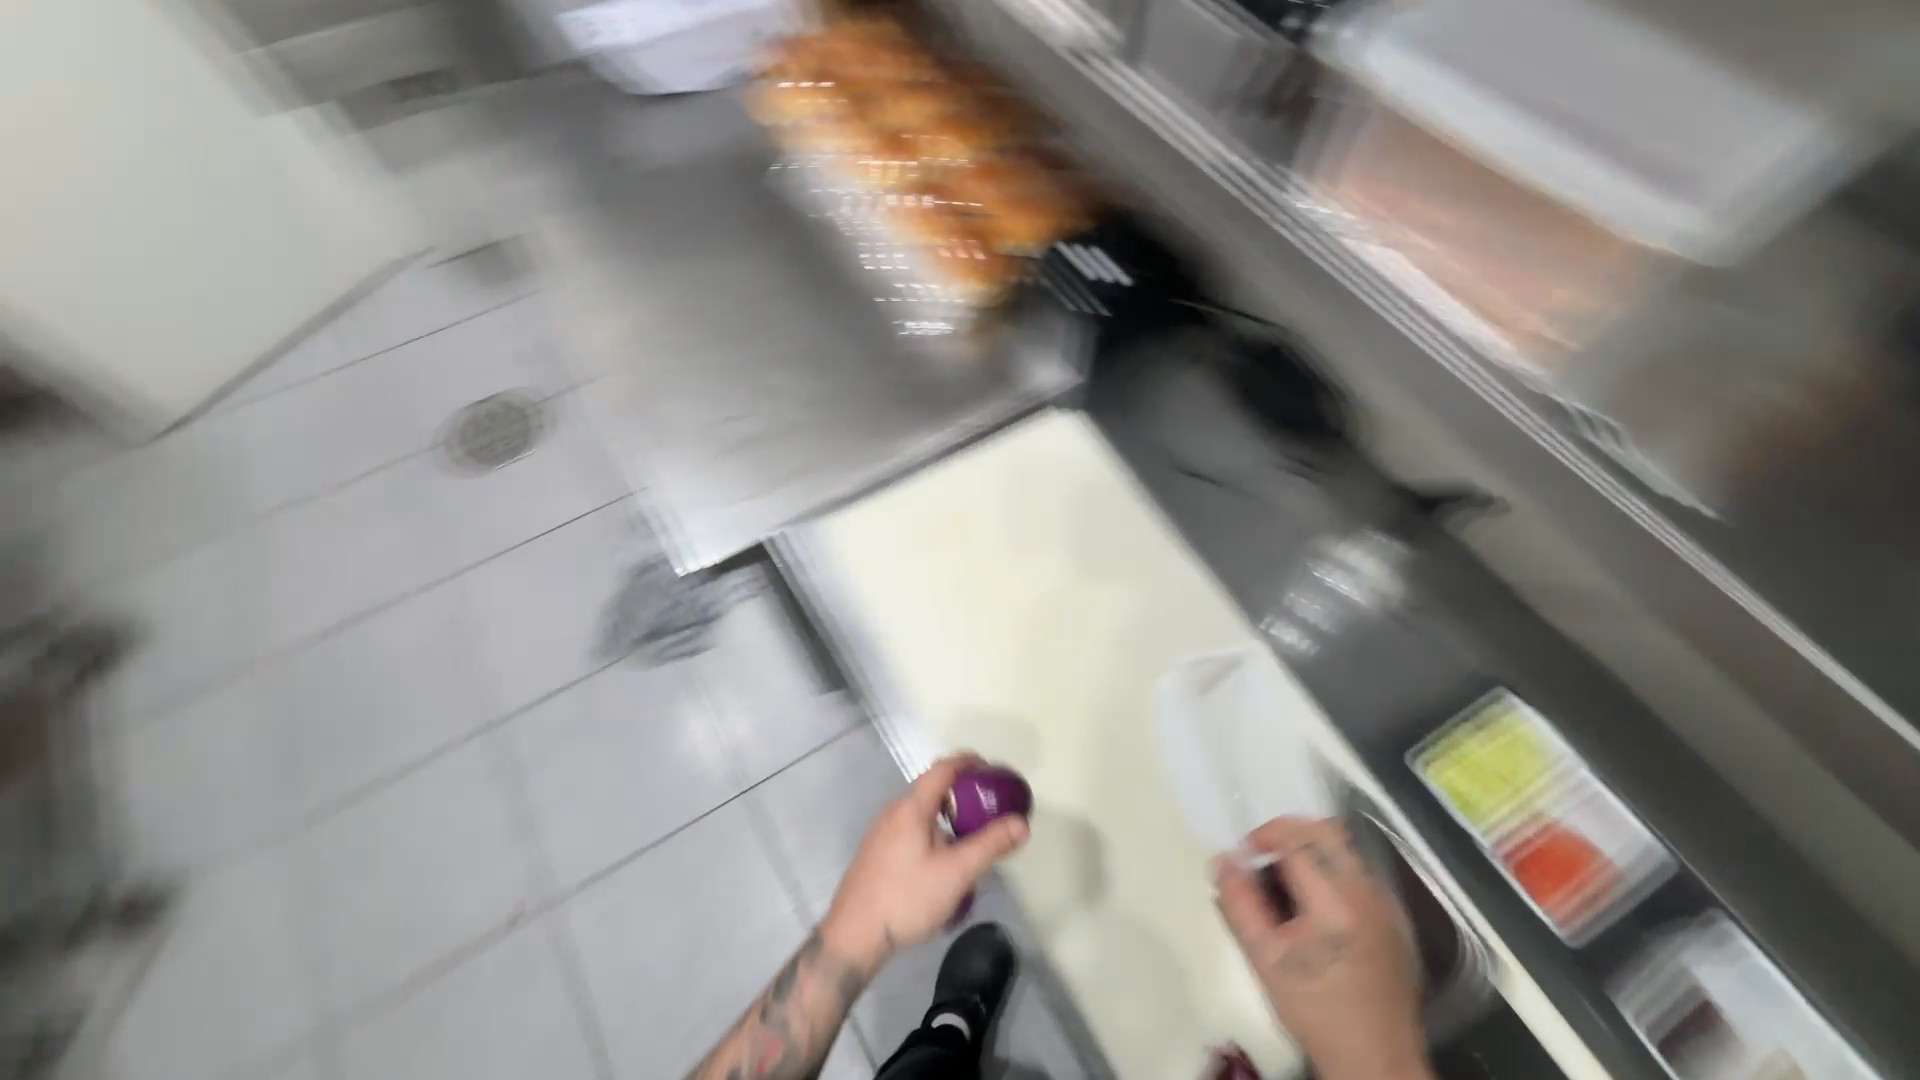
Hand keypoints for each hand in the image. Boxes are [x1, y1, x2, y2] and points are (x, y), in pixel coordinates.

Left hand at [821, 754, 1030, 971]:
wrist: (854, 935)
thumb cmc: (907, 897)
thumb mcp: (957, 873)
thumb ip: (991, 845)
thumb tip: (1021, 823)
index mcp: (912, 807)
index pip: (943, 768)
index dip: (969, 762)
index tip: (993, 771)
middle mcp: (894, 811)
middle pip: (933, 789)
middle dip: (964, 795)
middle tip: (990, 811)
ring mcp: (882, 832)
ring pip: (923, 813)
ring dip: (949, 819)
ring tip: (972, 842)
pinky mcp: (878, 852)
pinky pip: (912, 830)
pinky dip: (934, 834)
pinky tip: (944, 865)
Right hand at [1214, 817, 1430, 1079]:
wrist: (1376, 1059)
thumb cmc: (1315, 1010)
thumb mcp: (1264, 959)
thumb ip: (1239, 903)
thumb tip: (1223, 860)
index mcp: (1335, 901)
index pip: (1298, 836)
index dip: (1265, 835)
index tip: (1245, 855)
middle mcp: (1367, 892)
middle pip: (1326, 830)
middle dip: (1288, 834)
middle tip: (1263, 861)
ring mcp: (1386, 904)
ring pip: (1344, 849)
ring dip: (1309, 851)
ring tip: (1285, 886)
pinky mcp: (1393, 917)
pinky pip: (1357, 873)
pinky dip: (1330, 872)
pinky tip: (1313, 910)